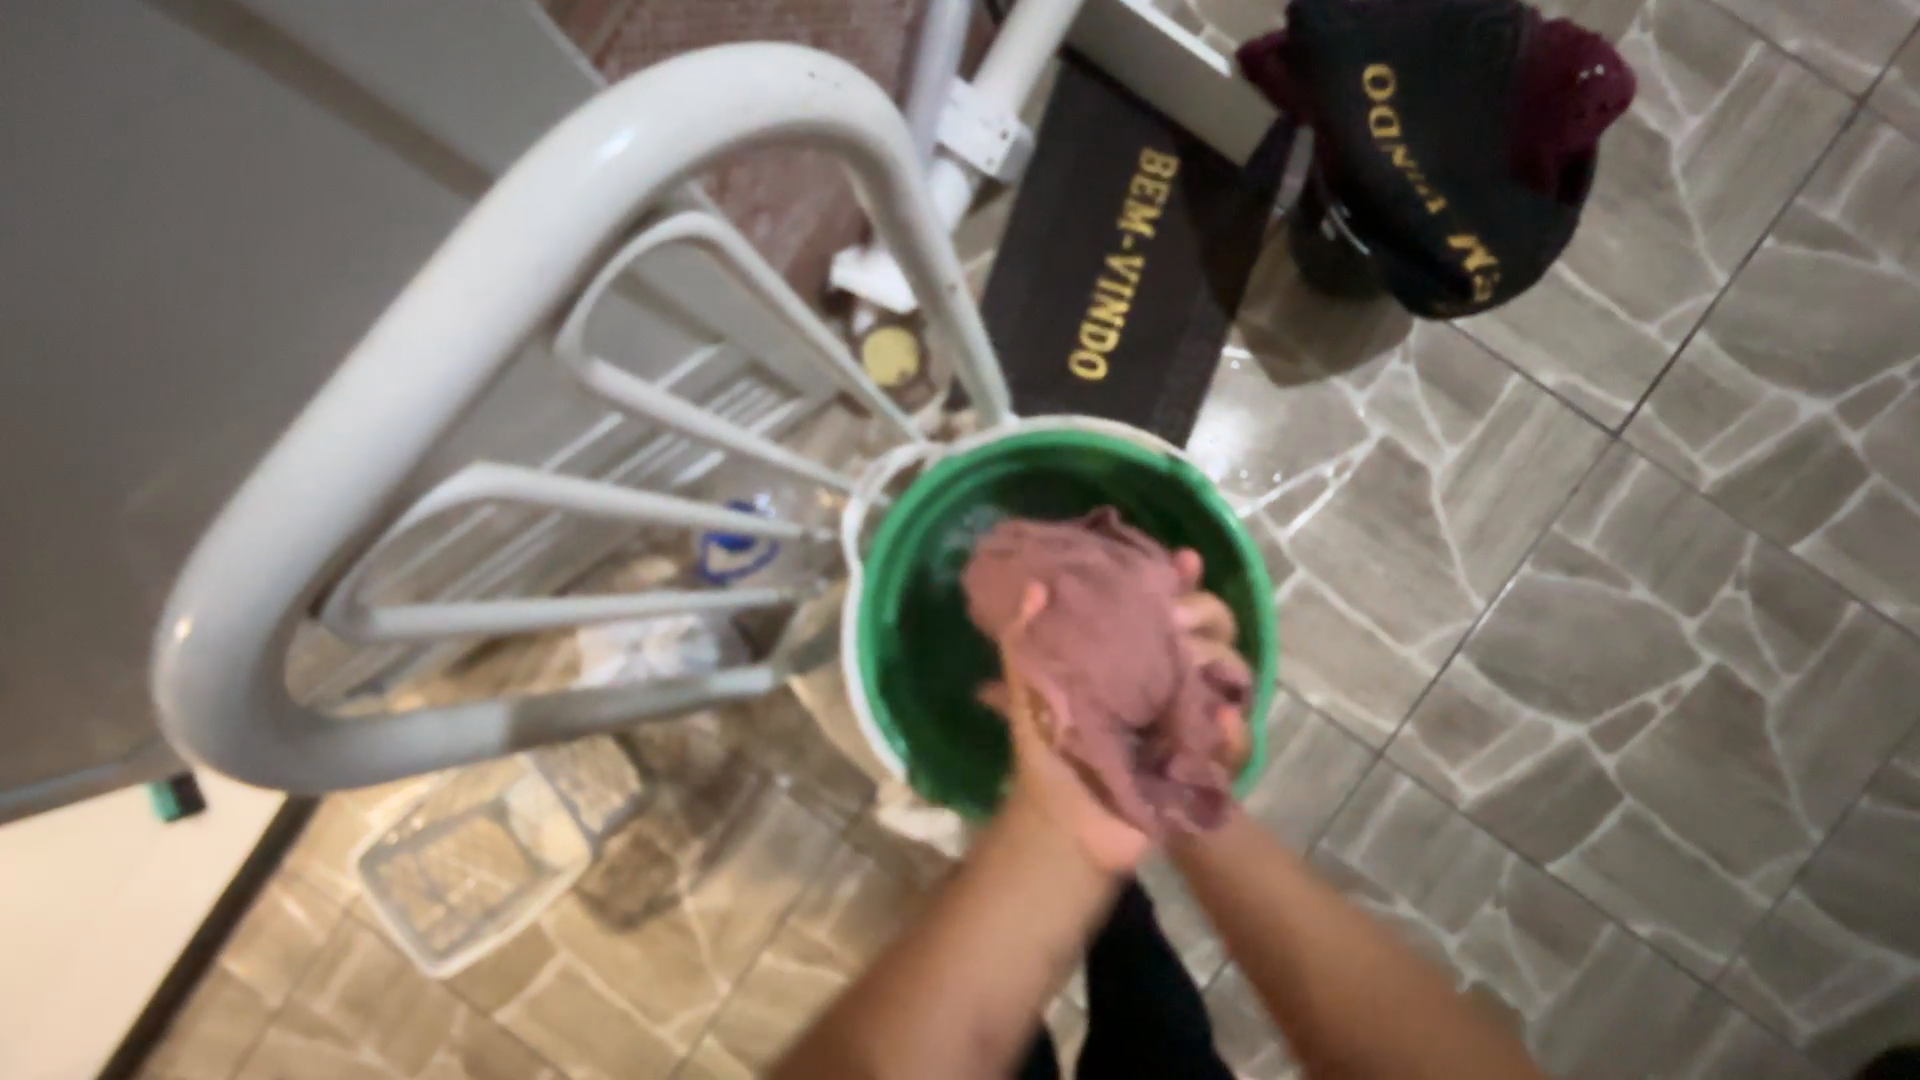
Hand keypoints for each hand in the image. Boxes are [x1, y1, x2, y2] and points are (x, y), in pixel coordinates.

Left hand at [983, 550, 1252, 873]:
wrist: (1062, 818)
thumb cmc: (1046, 746)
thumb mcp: (1027, 686)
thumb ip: (1025, 637)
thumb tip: (1034, 586)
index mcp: (1132, 654)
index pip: (1166, 604)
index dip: (1179, 579)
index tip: (1184, 561)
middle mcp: (1169, 678)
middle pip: (1212, 631)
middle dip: (1207, 615)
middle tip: (1179, 621)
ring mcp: (1192, 718)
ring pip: (1234, 678)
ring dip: (1225, 664)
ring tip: (1204, 667)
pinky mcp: (1206, 761)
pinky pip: (1237, 742)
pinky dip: (1235, 730)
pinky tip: (1222, 720)